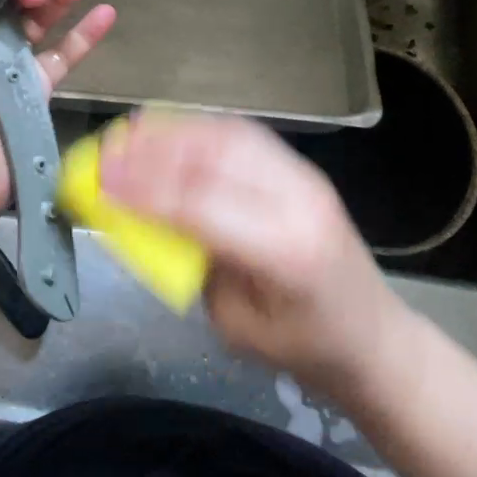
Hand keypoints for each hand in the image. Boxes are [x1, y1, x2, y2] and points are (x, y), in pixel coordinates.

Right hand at [100, 114, 405, 393]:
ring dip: (173, 132)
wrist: (375, 337)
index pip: (202, 206)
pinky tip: (170, 132)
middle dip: (152, 152)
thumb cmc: (304, 347)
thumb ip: (194, 266)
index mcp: (285, 252)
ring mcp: (304, 177)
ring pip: (228, 135)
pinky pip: (243, 135)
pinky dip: (199, 129)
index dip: (146, 190)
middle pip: (214, 157)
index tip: (101, 183)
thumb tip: (145, 218)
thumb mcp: (235, 326)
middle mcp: (298, 201)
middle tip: (106, 152)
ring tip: (130, 133)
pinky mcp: (300, 168)